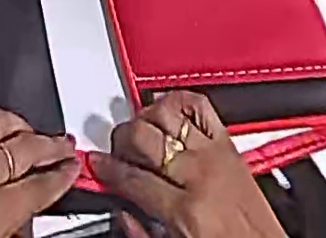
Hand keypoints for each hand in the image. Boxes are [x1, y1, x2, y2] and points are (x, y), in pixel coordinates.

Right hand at [90, 92, 284, 237]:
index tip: (96, 162)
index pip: (133, 178)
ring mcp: (215, 153)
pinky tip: (167, 110)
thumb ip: (145, 232)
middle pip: (145, 137)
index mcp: (186, 212)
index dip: (107, 168)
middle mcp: (200, 174)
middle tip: (116, 148)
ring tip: (139, 130)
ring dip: (145, 118)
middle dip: (121, 139)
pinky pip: (200, 105)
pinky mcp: (229, 142)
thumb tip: (121, 209)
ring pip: (167, 114)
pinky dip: (179, 100)